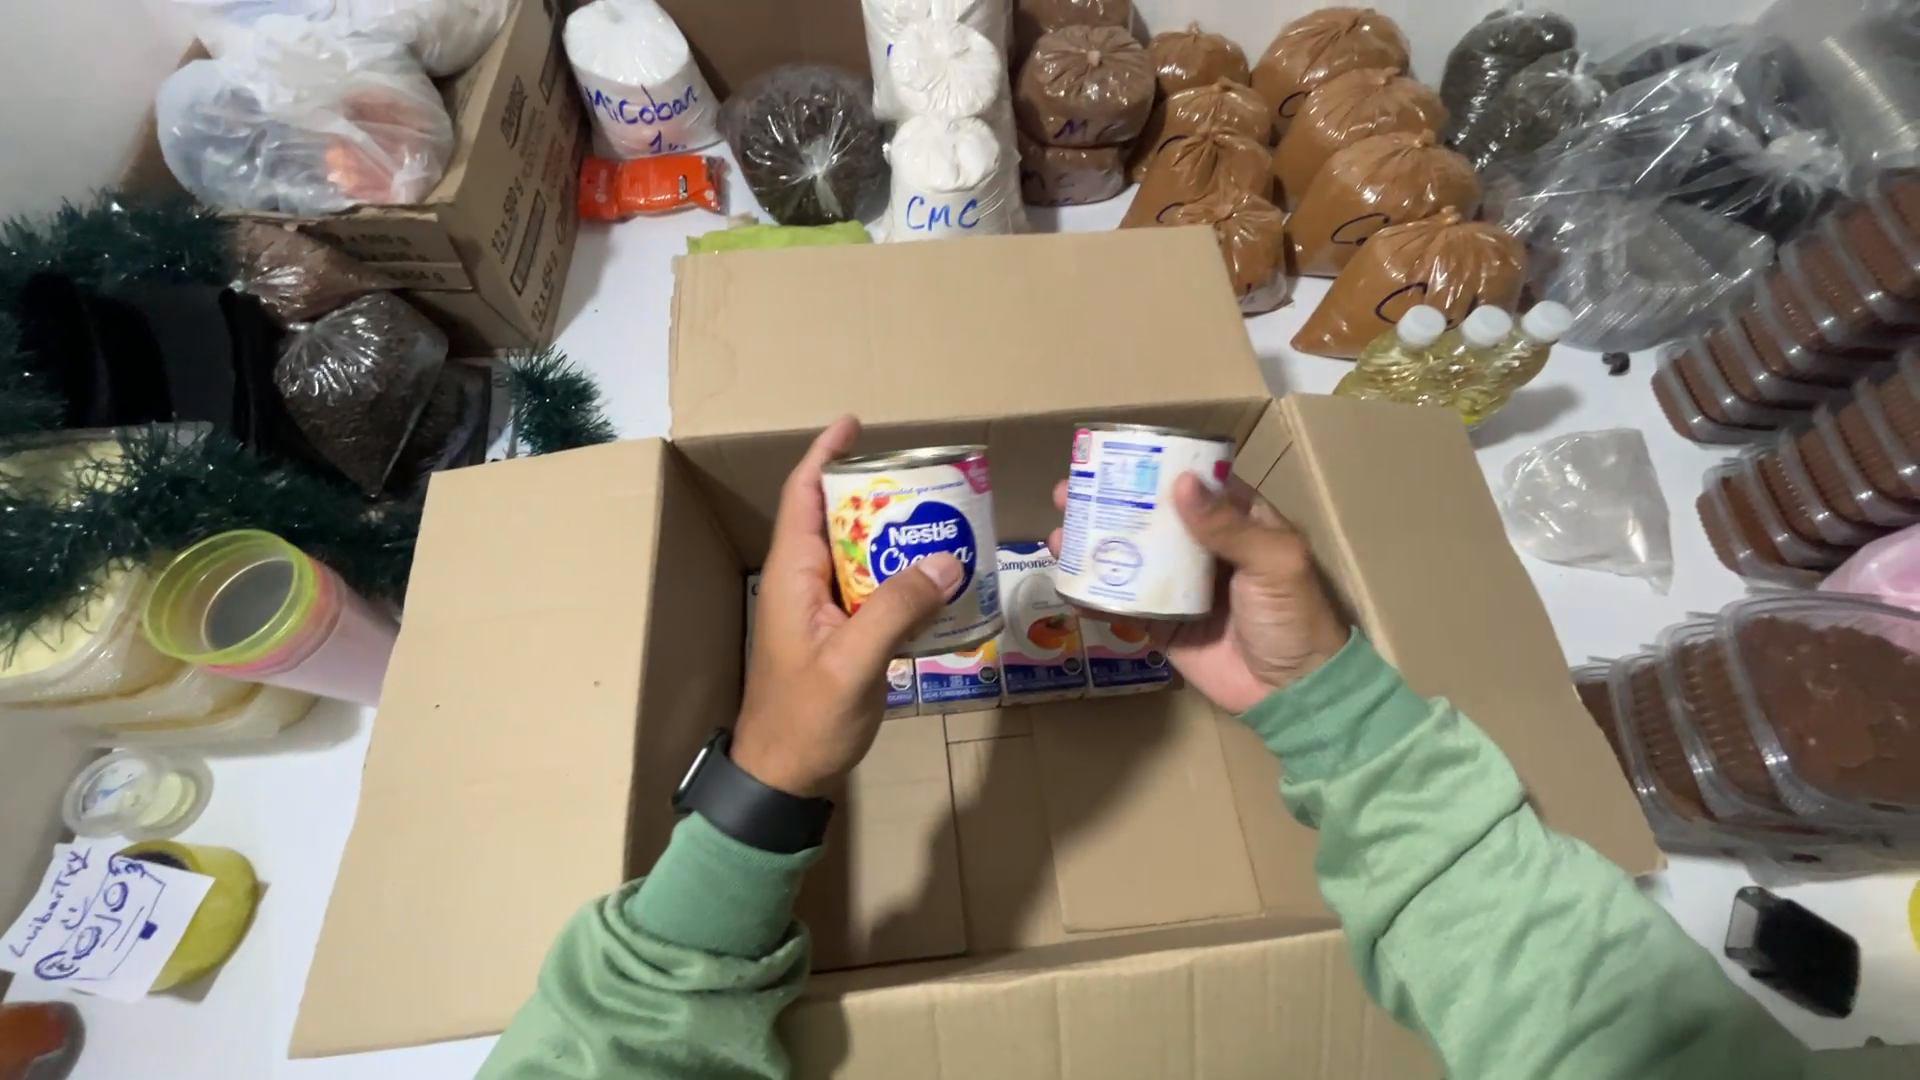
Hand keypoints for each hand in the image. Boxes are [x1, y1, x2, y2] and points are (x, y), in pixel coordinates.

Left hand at [733, 416, 962, 798]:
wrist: (783, 778)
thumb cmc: (805, 719)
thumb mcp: (853, 663)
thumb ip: (897, 609)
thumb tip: (947, 560)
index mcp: (793, 574)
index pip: (803, 495)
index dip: (825, 454)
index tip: (854, 424)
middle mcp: (804, 582)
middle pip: (838, 518)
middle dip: (877, 493)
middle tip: (926, 482)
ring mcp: (822, 610)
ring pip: (860, 554)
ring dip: (895, 537)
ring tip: (942, 523)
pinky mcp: (840, 634)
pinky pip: (874, 590)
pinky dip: (902, 578)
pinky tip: (938, 582)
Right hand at [1049, 473, 1348, 714]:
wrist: (1291, 693)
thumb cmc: (1294, 618)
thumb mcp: (1274, 562)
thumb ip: (1228, 525)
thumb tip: (1180, 483)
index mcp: (1236, 523)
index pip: (1189, 483)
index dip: (1153, 467)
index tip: (1112, 456)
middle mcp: (1201, 549)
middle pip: (1147, 518)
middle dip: (1106, 503)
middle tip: (1067, 494)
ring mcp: (1177, 588)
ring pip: (1128, 557)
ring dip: (1092, 545)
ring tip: (1059, 536)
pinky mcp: (1160, 624)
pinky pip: (1122, 605)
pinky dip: (1093, 596)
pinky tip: (1066, 585)